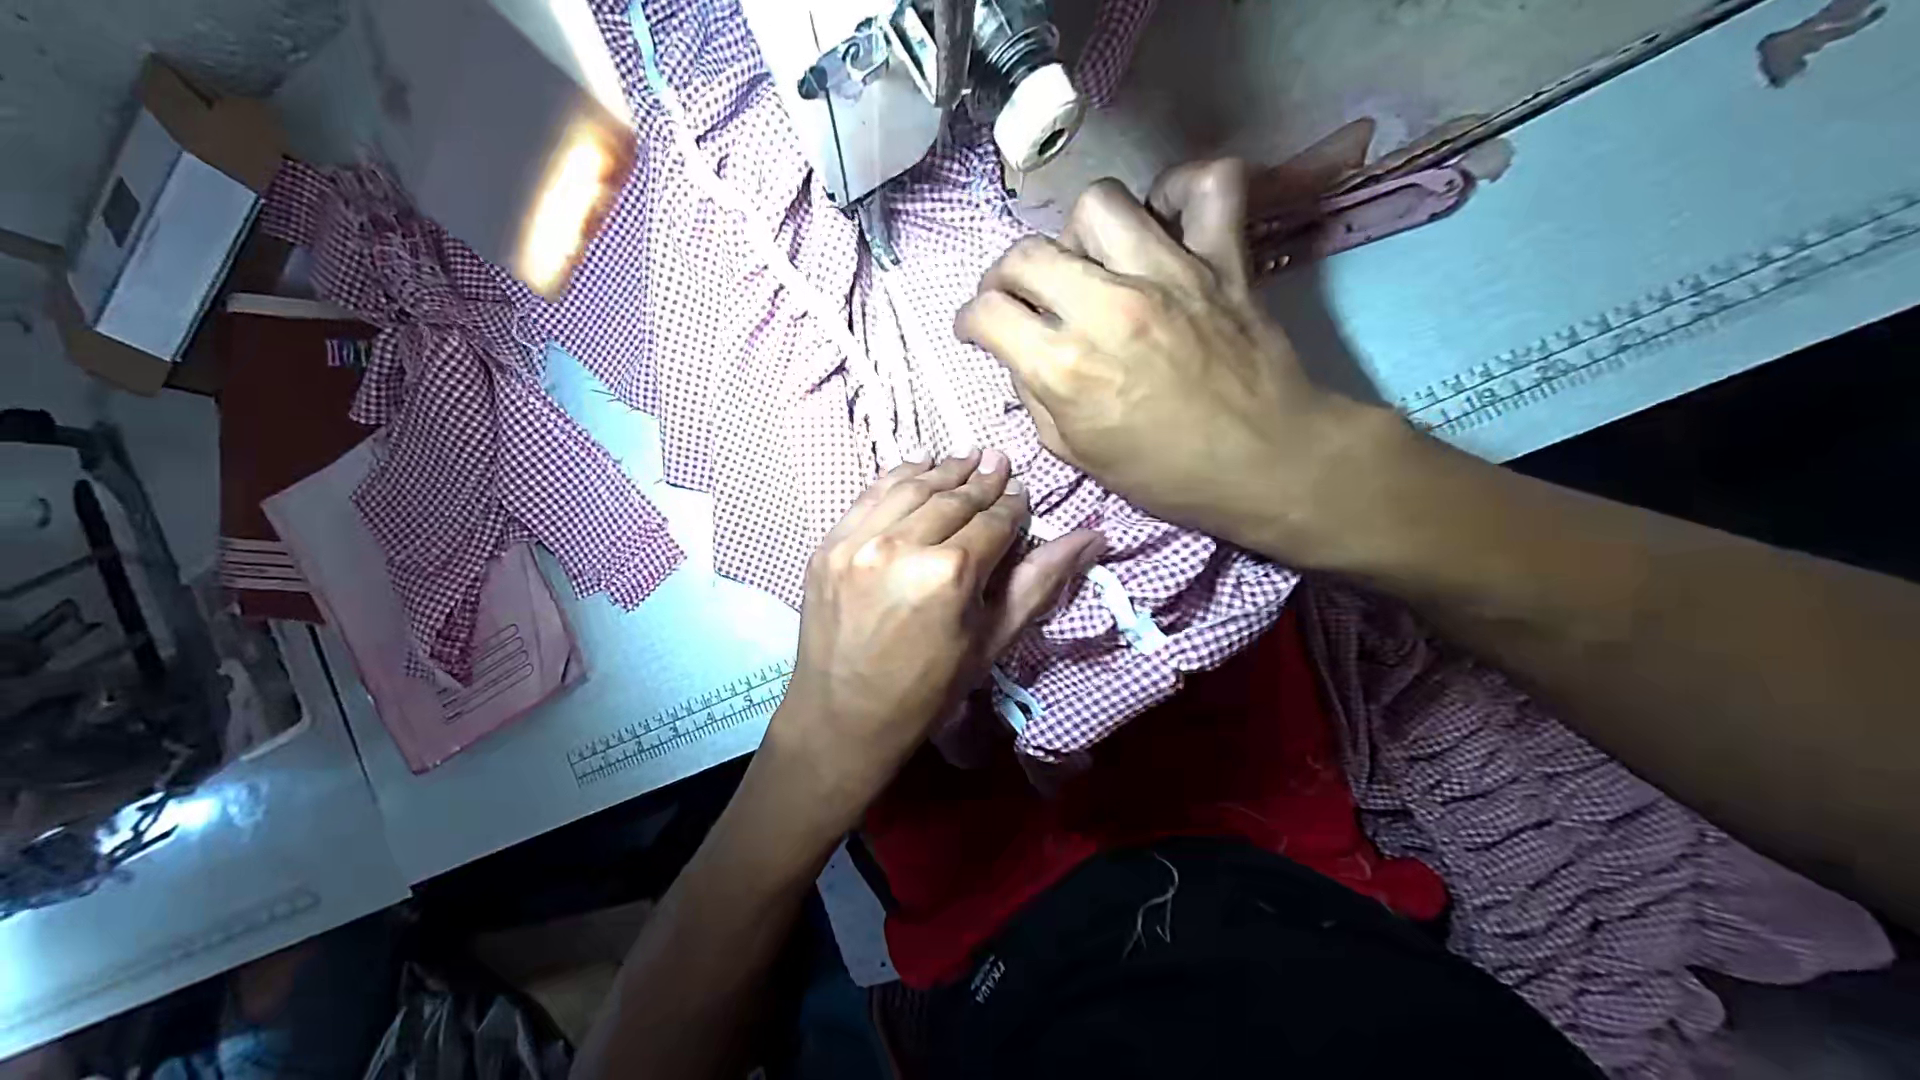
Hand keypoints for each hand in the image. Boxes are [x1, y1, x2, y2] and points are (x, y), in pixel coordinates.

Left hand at [765, 451, 1102, 828]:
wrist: (845, 717)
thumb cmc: (930, 688)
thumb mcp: (993, 639)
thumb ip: (1040, 580)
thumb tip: (1093, 537)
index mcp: (950, 574)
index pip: (993, 521)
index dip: (1013, 505)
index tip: (1022, 493)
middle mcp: (902, 546)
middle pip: (954, 499)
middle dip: (982, 480)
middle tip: (999, 461)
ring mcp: (858, 542)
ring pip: (911, 488)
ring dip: (942, 470)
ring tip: (965, 458)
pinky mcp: (828, 545)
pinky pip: (869, 496)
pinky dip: (897, 476)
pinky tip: (917, 467)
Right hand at [955, 160, 1394, 558]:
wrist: (1264, 466)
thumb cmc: (1165, 474)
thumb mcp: (1076, 454)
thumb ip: (1036, 397)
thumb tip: (1022, 353)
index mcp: (1065, 368)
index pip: (987, 313)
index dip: (970, 321)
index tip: (979, 329)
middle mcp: (1107, 308)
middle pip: (1026, 253)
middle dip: (1005, 275)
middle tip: (1020, 296)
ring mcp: (1169, 274)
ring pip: (1098, 204)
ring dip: (1080, 235)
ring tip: (1091, 264)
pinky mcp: (1223, 258)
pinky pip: (1207, 186)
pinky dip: (1181, 192)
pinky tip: (1164, 222)